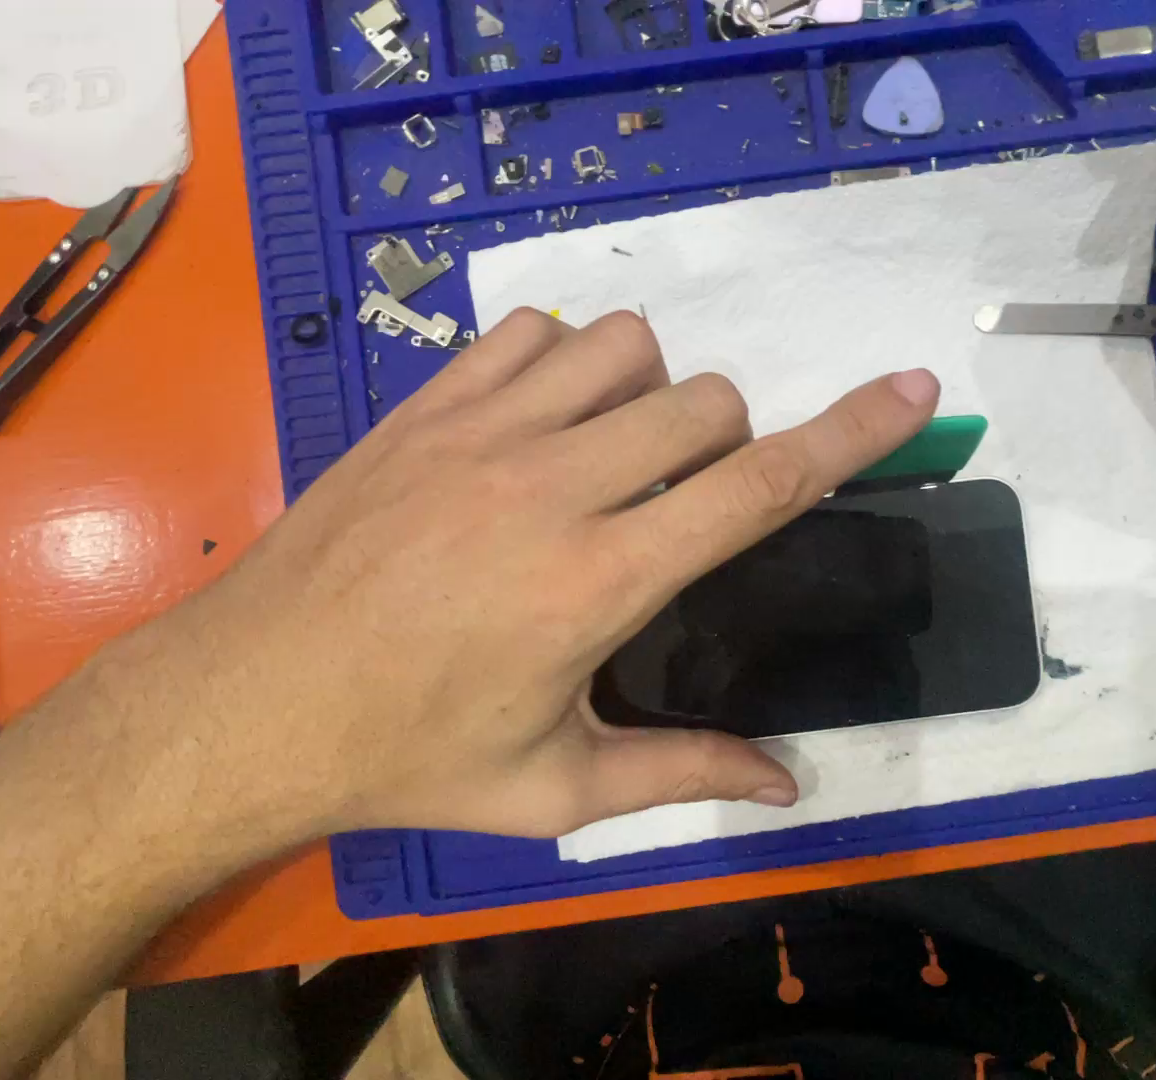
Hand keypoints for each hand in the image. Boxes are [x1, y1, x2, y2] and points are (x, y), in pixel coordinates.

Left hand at [125, 309, 938, 839]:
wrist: (243, 707)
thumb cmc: (407, 757)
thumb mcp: (556, 790)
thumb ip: (683, 774)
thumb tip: (788, 785)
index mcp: (603, 580)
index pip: (762, 486)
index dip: (853, 432)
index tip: (913, 390)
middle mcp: (555, 484)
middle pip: (706, 402)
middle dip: (727, 442)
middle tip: (678, 506)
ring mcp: (482, 431)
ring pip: (625, 344)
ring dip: (650, 392)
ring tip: (613, 455)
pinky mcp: (423, 407)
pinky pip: (532, 331)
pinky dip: (564, 360)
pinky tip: (538, 421)